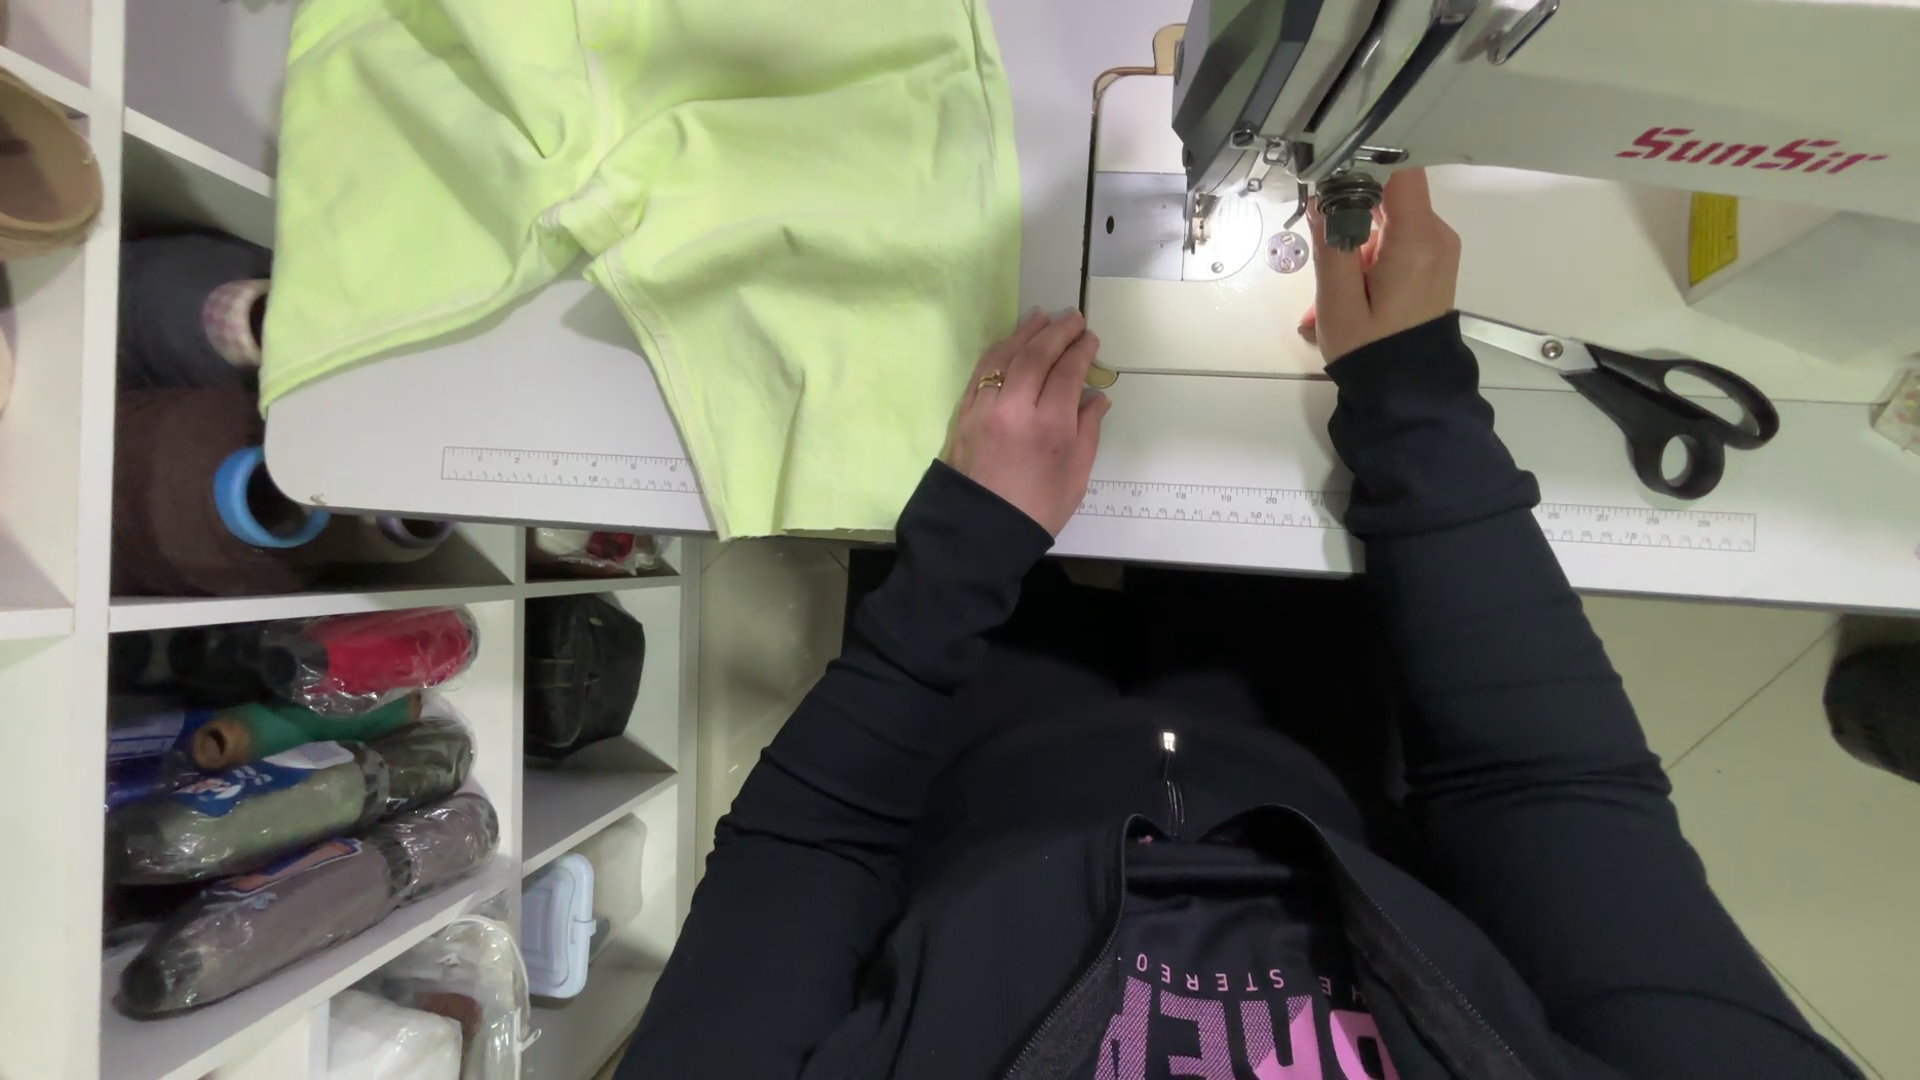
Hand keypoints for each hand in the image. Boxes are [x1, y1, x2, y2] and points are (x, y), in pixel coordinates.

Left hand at [944, 310, 1111, 535]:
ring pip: (1006, 356)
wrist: (977, 532)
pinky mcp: (963, 413)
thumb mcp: (1075, 479)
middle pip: (1037, 356)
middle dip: (1058, 332)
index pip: (1067, 373)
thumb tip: (1096, 398)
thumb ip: (1088, 433)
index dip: (1081, 351)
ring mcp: (985, 409)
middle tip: (1073, 319)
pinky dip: (998, 351)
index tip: (1091, 339)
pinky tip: (1009, 342)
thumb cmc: (1035, 511)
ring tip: (1042, 318)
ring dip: (1026, 332)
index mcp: (1050, 429)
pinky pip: (982, 371)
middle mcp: (1015, 410)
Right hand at [1297, 168, 1461, 362]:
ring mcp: (1439, 252)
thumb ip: (1331, 248)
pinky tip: (1350, 298)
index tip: (1334, 196)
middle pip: (1390, 203)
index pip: (1400, 174)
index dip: (1365, 174)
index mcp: (1415, 240)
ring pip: (1390, 228)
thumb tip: (1324, 202)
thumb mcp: (1337, 304)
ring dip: (1357, 251)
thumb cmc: (1370, 350)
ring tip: (1333, 297)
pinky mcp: (1433, 267)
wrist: (1406, 391)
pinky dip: (1371, 264)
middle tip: (1327, 269)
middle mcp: (1436, 237)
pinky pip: (1399, 248)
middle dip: (1352, 225)